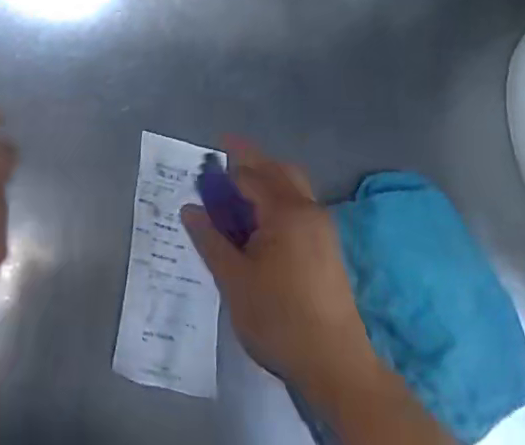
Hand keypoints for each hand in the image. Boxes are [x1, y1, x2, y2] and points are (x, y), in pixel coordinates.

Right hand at [180, 137, 375, 393]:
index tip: (206, 160)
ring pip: (294, 188)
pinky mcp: (328, 249)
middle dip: (253, 161)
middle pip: (279, 170)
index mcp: (285, 211)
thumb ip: (210, 239)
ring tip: (239, 194)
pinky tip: (261, 225)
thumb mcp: (233, 279)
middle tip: (225, 161)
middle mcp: (308, 210)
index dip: (226, 169)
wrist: (334, 364)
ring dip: (268, 181)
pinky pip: (300, 208)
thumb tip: (190, 209)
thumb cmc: (278, 318)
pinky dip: (279, 201)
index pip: (251, 175)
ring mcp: (323, 229)